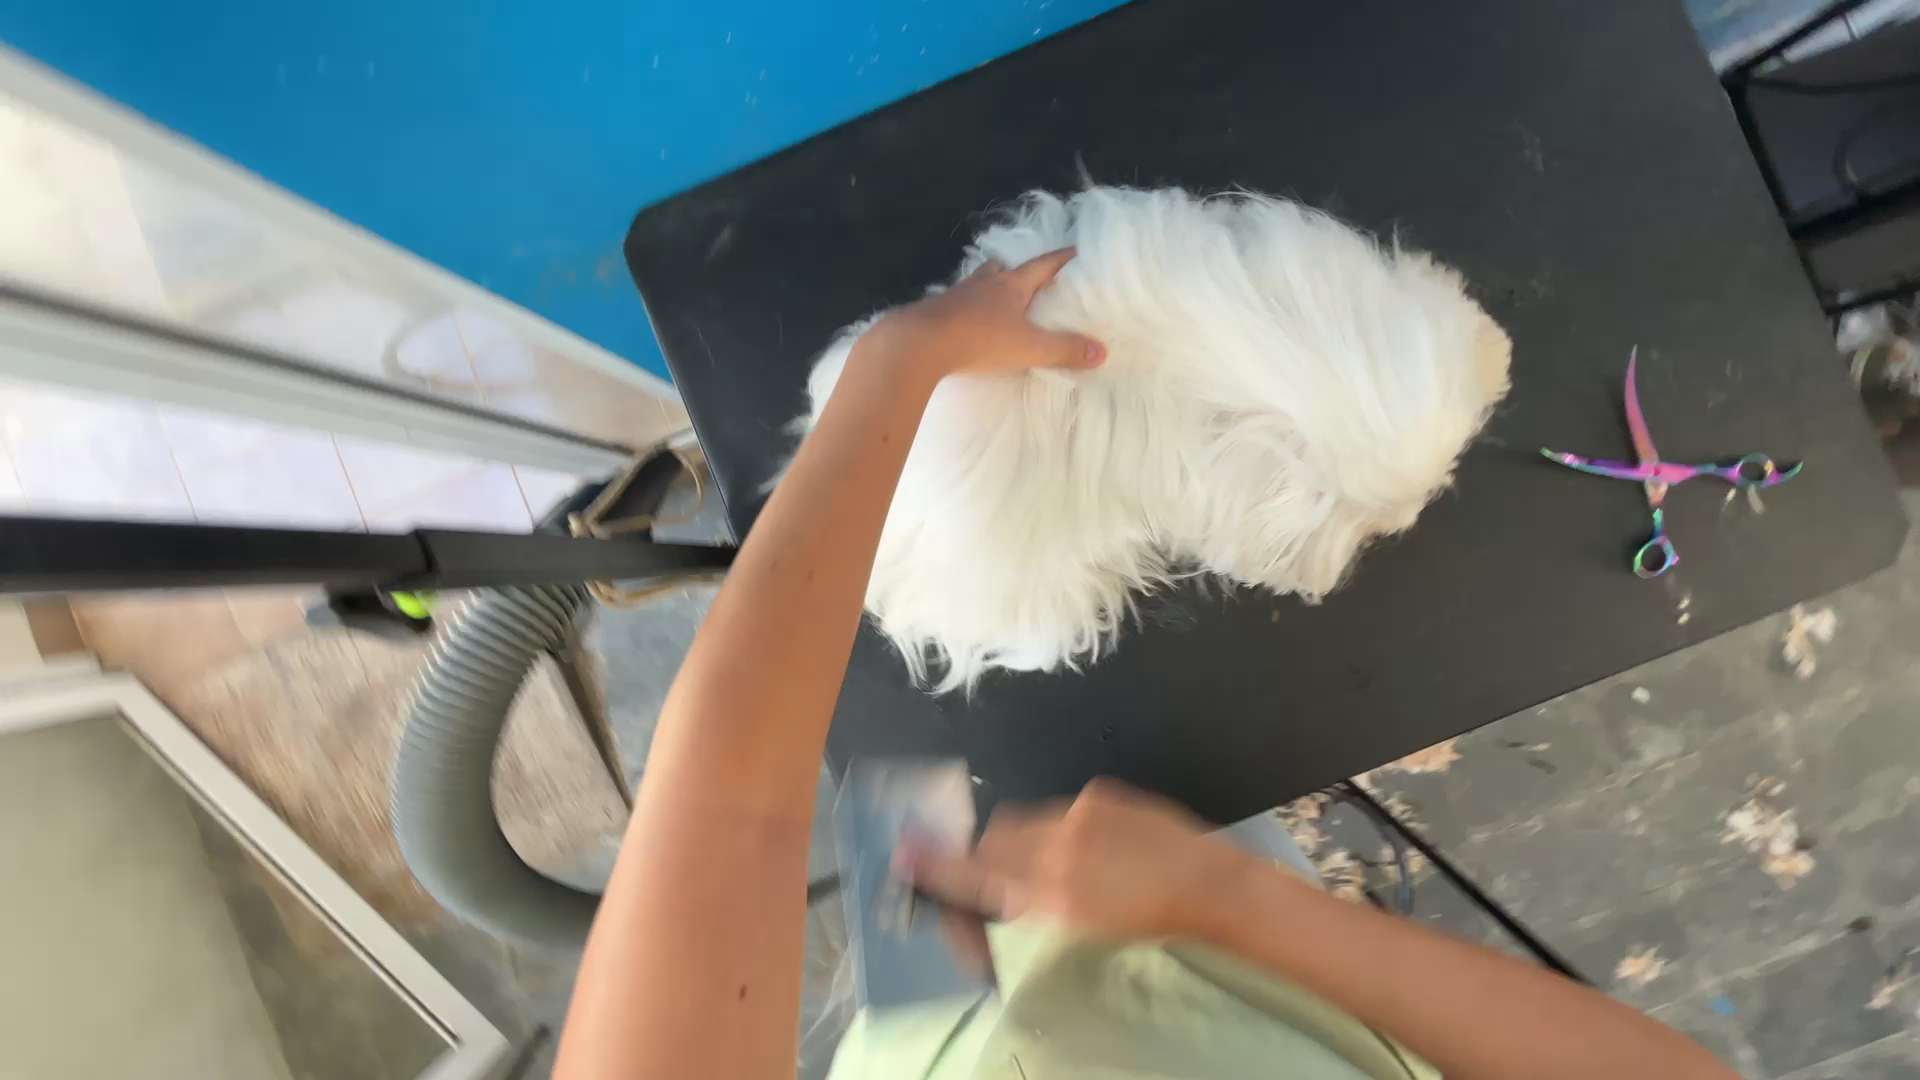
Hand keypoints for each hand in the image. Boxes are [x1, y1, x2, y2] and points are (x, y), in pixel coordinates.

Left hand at [854, 248, 1106, 379]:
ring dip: (987, 288)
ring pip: (976, 284)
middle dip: (1015, 271)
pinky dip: (964, 310)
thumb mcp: (1028, 347)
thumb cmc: (980, 339)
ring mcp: (956, 297)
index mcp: (1011, 286)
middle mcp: (983, 284)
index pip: (1042, 266)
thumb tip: (1102, 352)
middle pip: (1002, 269)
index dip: (1061, 260)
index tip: (1075, 251)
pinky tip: (964, 322)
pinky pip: (955, 305)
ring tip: (993, 298)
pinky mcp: (936, 314)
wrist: (921, 343)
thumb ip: (1064, 350)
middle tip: (1024, 277)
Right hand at [902, 778, 1240, 940]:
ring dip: (1020, 840)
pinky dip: (1059, 826)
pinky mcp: (1097, 791)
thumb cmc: (1148, 919)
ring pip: (1023, 820)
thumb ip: (1034, 901)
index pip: (980, 874)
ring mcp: (1079, 811)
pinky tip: (1088, 844)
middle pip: (993, 838)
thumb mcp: (1083, 926)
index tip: (907, 855)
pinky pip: (1059, 807)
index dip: (938, 865)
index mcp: (1054, 891)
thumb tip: (999, 893)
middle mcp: (1059, 846)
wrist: (1205, 883)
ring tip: (1050, 861)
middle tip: (989, 872)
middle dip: (981, 853)